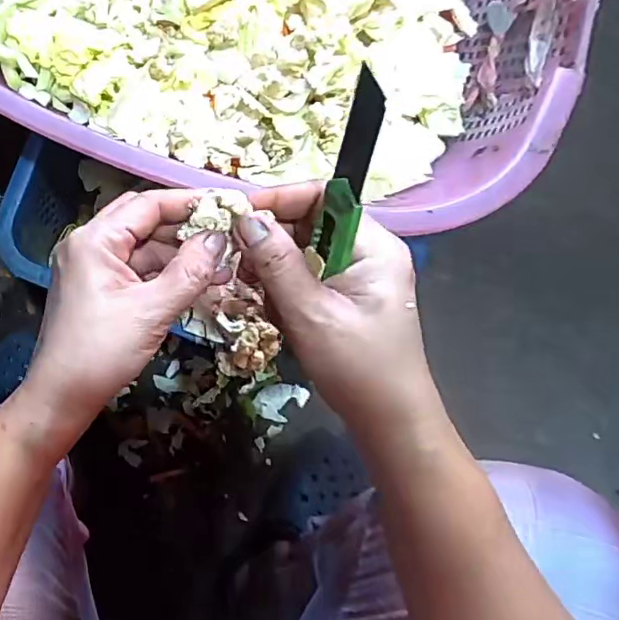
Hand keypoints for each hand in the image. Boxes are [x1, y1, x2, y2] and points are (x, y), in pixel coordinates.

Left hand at [23, 189, 230, 441]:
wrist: (61, 397)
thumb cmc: (100, 353)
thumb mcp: (151, 311)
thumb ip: (189, 271)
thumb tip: (220, 239)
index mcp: (94, 240)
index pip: (147, 205)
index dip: (189, 201)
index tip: (226, 204)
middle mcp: (88, 244)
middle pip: (144, 221)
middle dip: (186, 227)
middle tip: (226, 235)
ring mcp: (91, 266)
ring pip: (142, 247)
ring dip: (179, 255)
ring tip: (221, 266)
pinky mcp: (97, 288)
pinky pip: (136, 269)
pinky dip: (164, 274)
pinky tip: (196, 283)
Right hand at [236, 183, 443, 430]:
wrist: (388, 422)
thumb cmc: (359, 368)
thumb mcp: (312, 313)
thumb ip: (277, 263)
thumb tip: (245, 218)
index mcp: (372, 245)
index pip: (323, 197)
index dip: (279, 199)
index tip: (237, 214)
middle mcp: (364, 250)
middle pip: (306, 221)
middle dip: (267, 235)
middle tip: (230, 251)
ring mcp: (351, 274)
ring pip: (297, 248)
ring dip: (267, 262)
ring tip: (243, 281)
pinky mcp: (337, 294)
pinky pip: (299, 273)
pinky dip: (276, 283)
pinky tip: (261, 301)